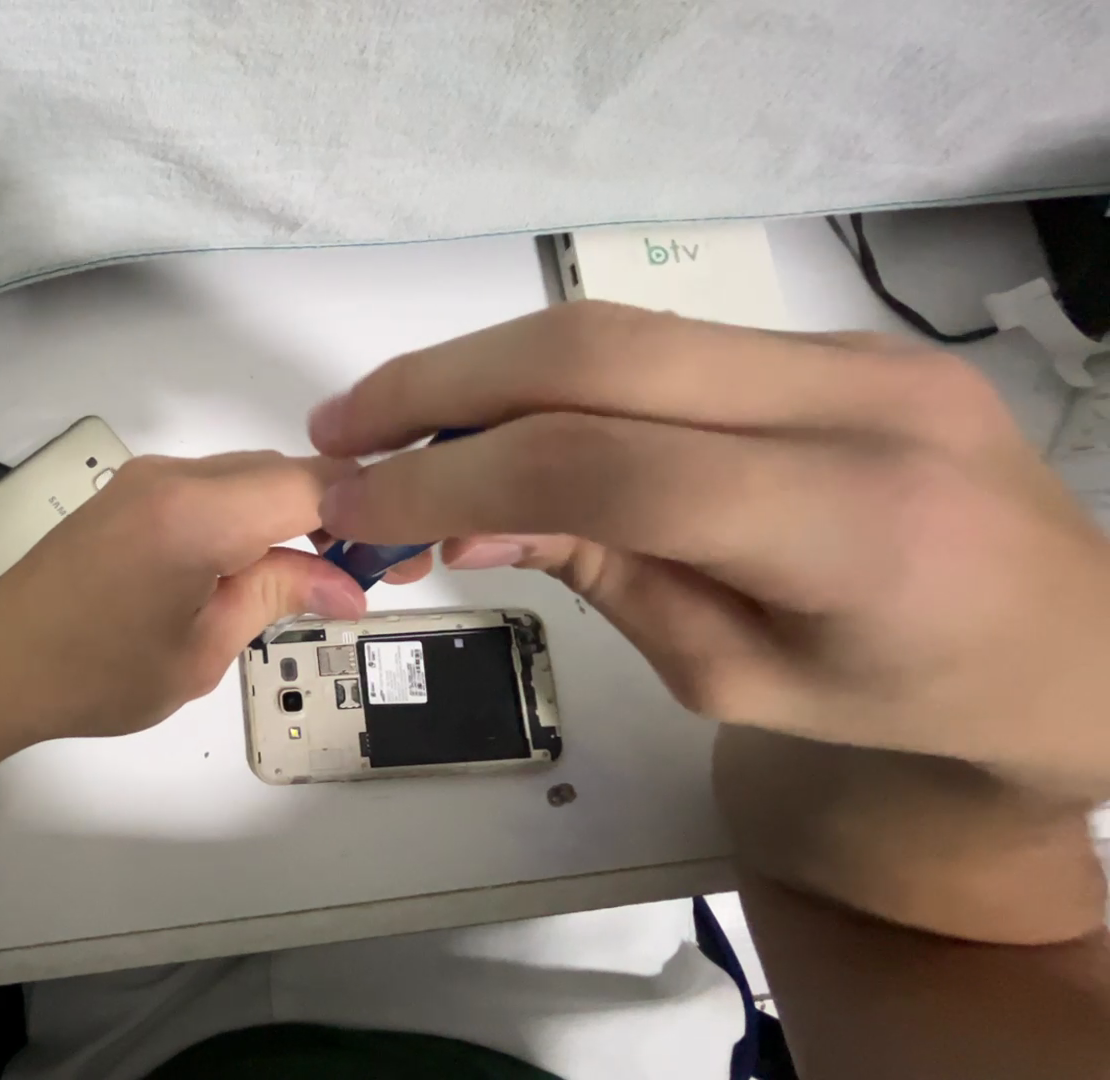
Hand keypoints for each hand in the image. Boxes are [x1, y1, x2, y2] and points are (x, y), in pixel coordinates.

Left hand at [0, 452, 368, 750]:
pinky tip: (241, 564)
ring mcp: (143, 477)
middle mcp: (171, 476)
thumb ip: (276, 597)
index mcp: (196, 515)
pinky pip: (207, 486)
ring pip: (245, 477)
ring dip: (282, 517)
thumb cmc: (94, 675)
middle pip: (281, 473)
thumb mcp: (203, 651)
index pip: (313, 485)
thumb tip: (344, 586)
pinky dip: (241, 515)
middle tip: (351, 579)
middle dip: (328, 518)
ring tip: (296, 580)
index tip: (389, 562)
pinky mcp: (126, 491)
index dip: (364, 516)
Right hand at [308, 302, 1109, 798]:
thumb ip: (592, 572)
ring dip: (465, 369)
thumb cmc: (883, 698)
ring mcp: (838, 351)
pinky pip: (633, 341)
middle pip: (593, 354)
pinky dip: (523, 375)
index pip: (605, 470)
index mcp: (851, 527)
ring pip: (602, 326)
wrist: (1059, 643)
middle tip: (337, 432)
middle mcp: (855, 403)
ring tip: (378, 420)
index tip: (352, 505)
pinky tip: (469, 415)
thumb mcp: (720, 672)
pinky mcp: (806, 341)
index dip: (452, 479)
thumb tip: (456, 518)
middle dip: (435, 387)